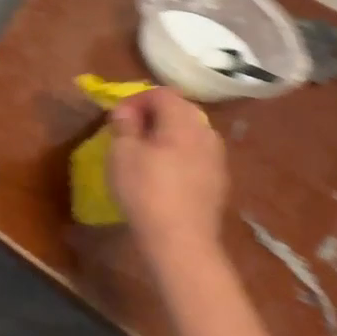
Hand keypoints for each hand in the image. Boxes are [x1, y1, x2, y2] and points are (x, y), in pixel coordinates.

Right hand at [108, 89, 227, 263]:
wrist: (181, 242)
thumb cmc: (146, 191)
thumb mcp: (122, 152)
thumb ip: (124, 124)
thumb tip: (127, 111)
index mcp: (184, 122)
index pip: (162, 93)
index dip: (136, 99)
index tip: (118, 118)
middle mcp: (206, 134)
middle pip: (180, 110)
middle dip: (153, 114)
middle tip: (129, 132)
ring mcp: (217, 159)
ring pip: (190, 133)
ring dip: (167, 134)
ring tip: (145, 152)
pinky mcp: (218, 182)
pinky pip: (196, 154)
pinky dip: (179, 153)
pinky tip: (163, 174)